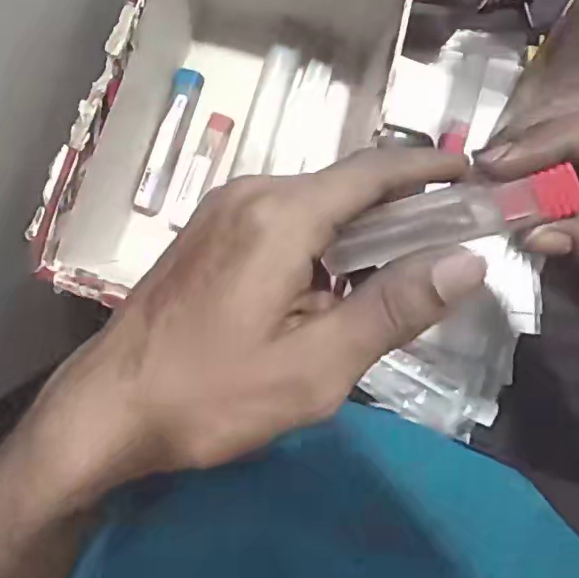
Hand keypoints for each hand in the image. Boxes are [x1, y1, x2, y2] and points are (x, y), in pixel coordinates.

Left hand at [22, 149, 488, 506]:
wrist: (105, 409)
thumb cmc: (211, 394)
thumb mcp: (317, 365)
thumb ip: (394, 307)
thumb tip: (467, 262)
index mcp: (282, 214)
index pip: (375, 171)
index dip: (429, 168)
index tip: (472, 173)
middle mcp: (254, 192)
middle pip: (347, 183)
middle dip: (404, 202)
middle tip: (453, 230)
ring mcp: (227, 207)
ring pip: (319, 201)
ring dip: (365, 223)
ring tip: (408, 258)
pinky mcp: (214, 229)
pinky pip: (289, 217)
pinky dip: (329, 235)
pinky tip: (342, 274)